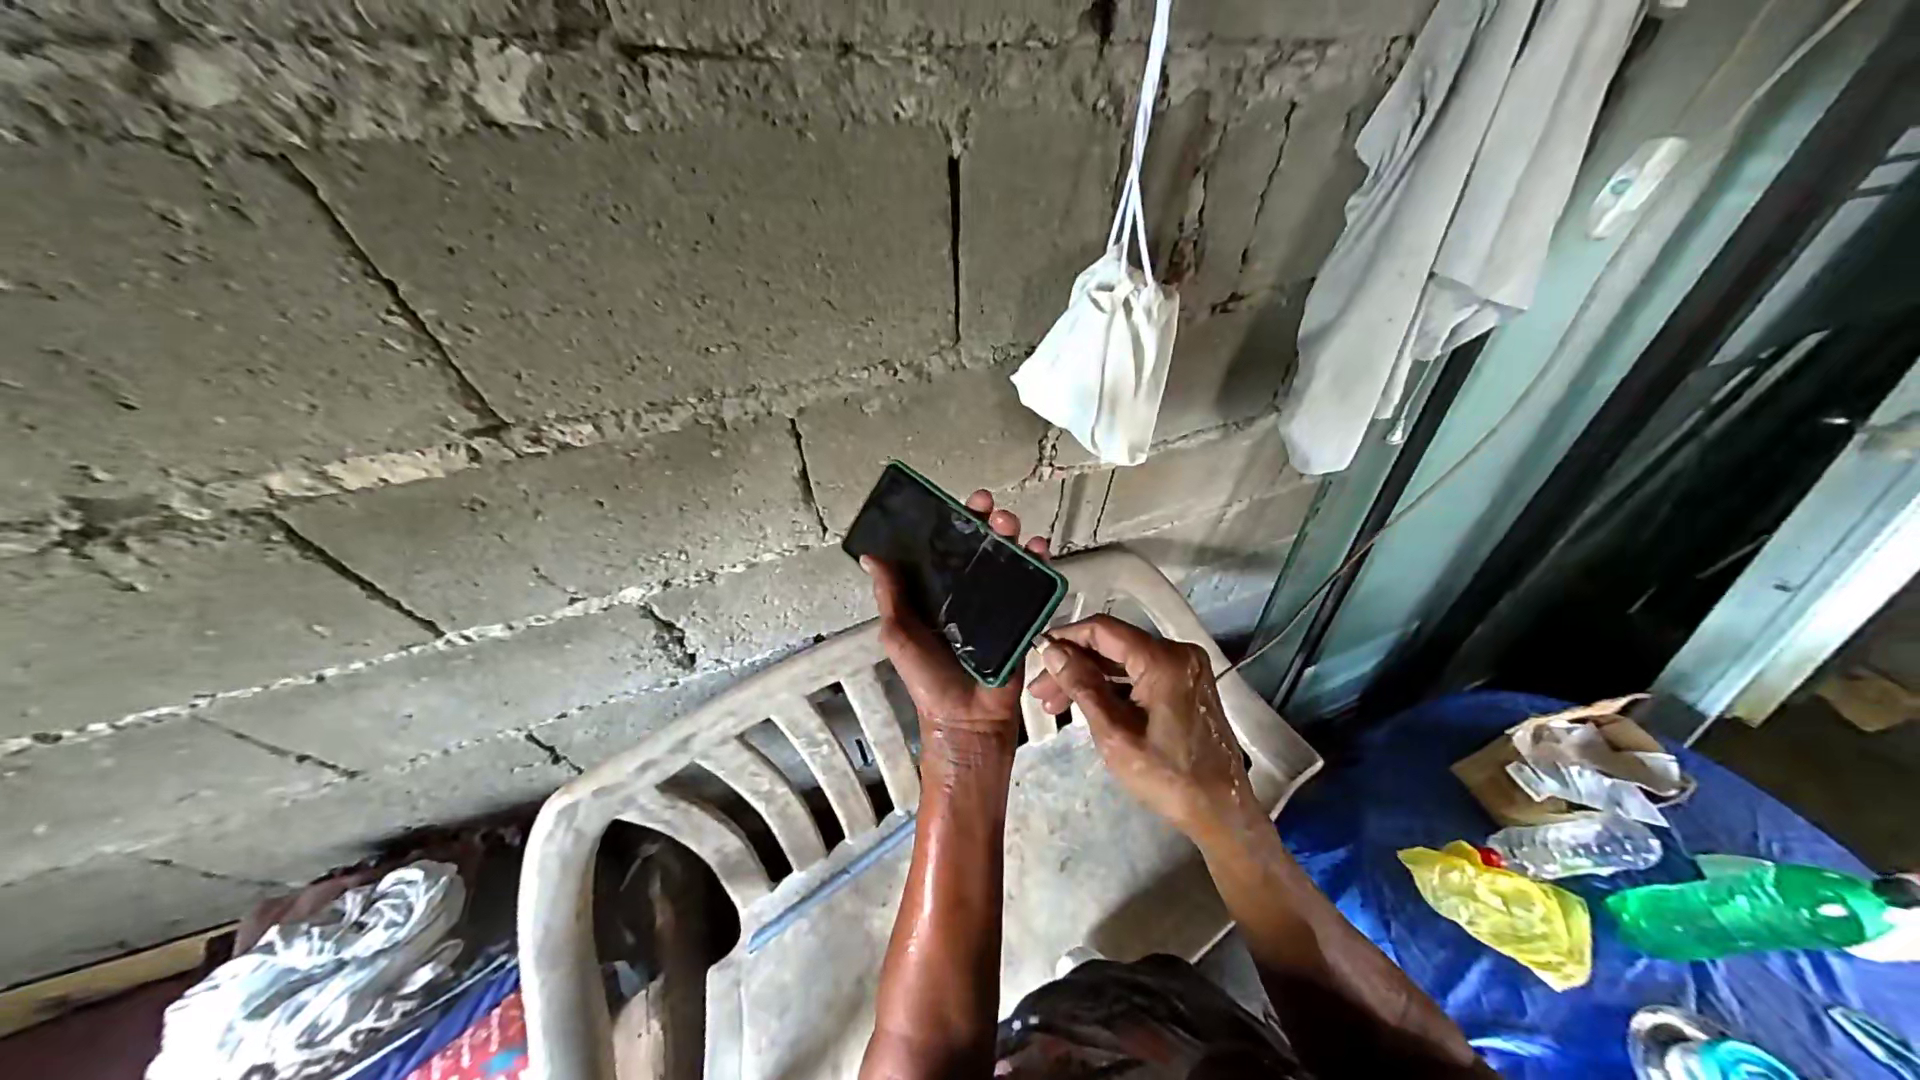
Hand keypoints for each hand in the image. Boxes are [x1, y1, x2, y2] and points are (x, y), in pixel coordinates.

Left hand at [861, 489, 1049, 739]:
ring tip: (1012, 526)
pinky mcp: (1021, 617)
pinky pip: (1033, 586)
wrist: (965, 717)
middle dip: (989, 523)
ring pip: (1010, 560)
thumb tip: (872, 557)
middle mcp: (968, 592)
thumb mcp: (898, 633)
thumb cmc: (927, 678)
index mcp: (938, 591)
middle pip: (982, 547)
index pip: (947, 547)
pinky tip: (1039, 549)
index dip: (955, 522)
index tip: (962, 503)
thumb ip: (889, 595)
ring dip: (1014, 537)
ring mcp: (997, 603)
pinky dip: (1039, 564)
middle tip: (991, 512)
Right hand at [1027, 615, 1262, 842]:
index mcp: (1163, 661)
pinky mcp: (1185, 684)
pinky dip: (1112, 686)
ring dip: (1089, 677)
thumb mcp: (1114, 733)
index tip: (1037, 653)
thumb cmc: (1167, 777)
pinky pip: (1139, 674)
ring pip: (1123, 660)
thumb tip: (1052, 651)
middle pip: (1112, 645)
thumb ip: (1081, 685)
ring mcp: (1184, 668)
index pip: (1103, 630)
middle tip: (1041, 690)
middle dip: (1073, 663)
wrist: (1221, 812)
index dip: (1066, 637)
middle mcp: (1178, 653)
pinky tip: (1086, 704)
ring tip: (1054, 703)